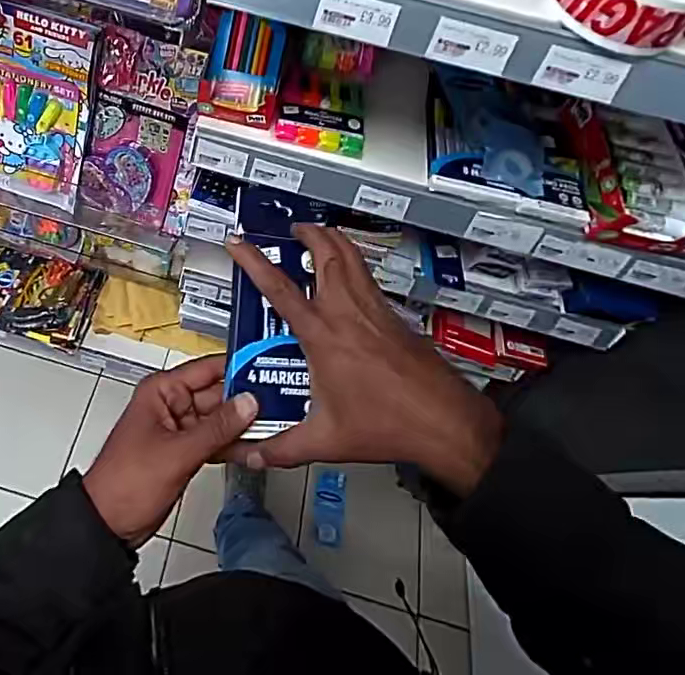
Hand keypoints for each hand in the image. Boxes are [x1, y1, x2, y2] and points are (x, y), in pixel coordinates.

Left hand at [83, 355, 257, 544]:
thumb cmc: (125, 483)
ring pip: (220, 418)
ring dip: (243, 423)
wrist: (107, 527)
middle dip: (247, 398)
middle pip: (218, 393)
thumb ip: (217, 427)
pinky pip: (215, 439)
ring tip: (275, 423)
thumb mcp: (177, 452)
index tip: (267, 365)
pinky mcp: (185, 450)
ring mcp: (180, 427)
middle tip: (280, 401)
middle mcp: (172, 403)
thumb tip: (248, 402)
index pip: (207, 369)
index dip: (238, 366)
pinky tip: (255, 445)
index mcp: (162, 391)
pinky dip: (233, 443)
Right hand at [227, 225, 503, 496]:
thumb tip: (254, 454)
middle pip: (326, 253)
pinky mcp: (391, 315)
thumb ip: (284, 447)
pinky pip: (367, 274)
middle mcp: (348, 313)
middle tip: (293, 230)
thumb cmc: (390, 424)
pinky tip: (348, 275)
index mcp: (324, 336)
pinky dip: (353, 261)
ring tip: (319, 237)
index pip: (280, 288)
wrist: (443, 419)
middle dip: (308, 233)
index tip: (240, 243)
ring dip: (332, 240)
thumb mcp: (326, 439)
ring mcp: (373, 309)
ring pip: (351, 257)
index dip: (254, 261)